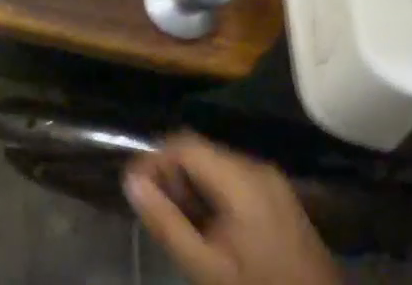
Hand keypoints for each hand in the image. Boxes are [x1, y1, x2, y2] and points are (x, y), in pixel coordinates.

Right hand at [124, 133, 340, 284]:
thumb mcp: (205, 266)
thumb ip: (165, 222)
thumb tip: (130, 181)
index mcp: (241, 180)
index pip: (183, 144)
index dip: (153, 161)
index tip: (135, 190)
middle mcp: (258, 170)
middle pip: (200, 153)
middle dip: (172, 178)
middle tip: (156, 214)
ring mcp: (273, 184)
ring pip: (215, 168)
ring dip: (191, 189)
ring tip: (180, 226)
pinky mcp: (280, 200)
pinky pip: (234, 182)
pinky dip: (212, 197)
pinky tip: (208, 230)